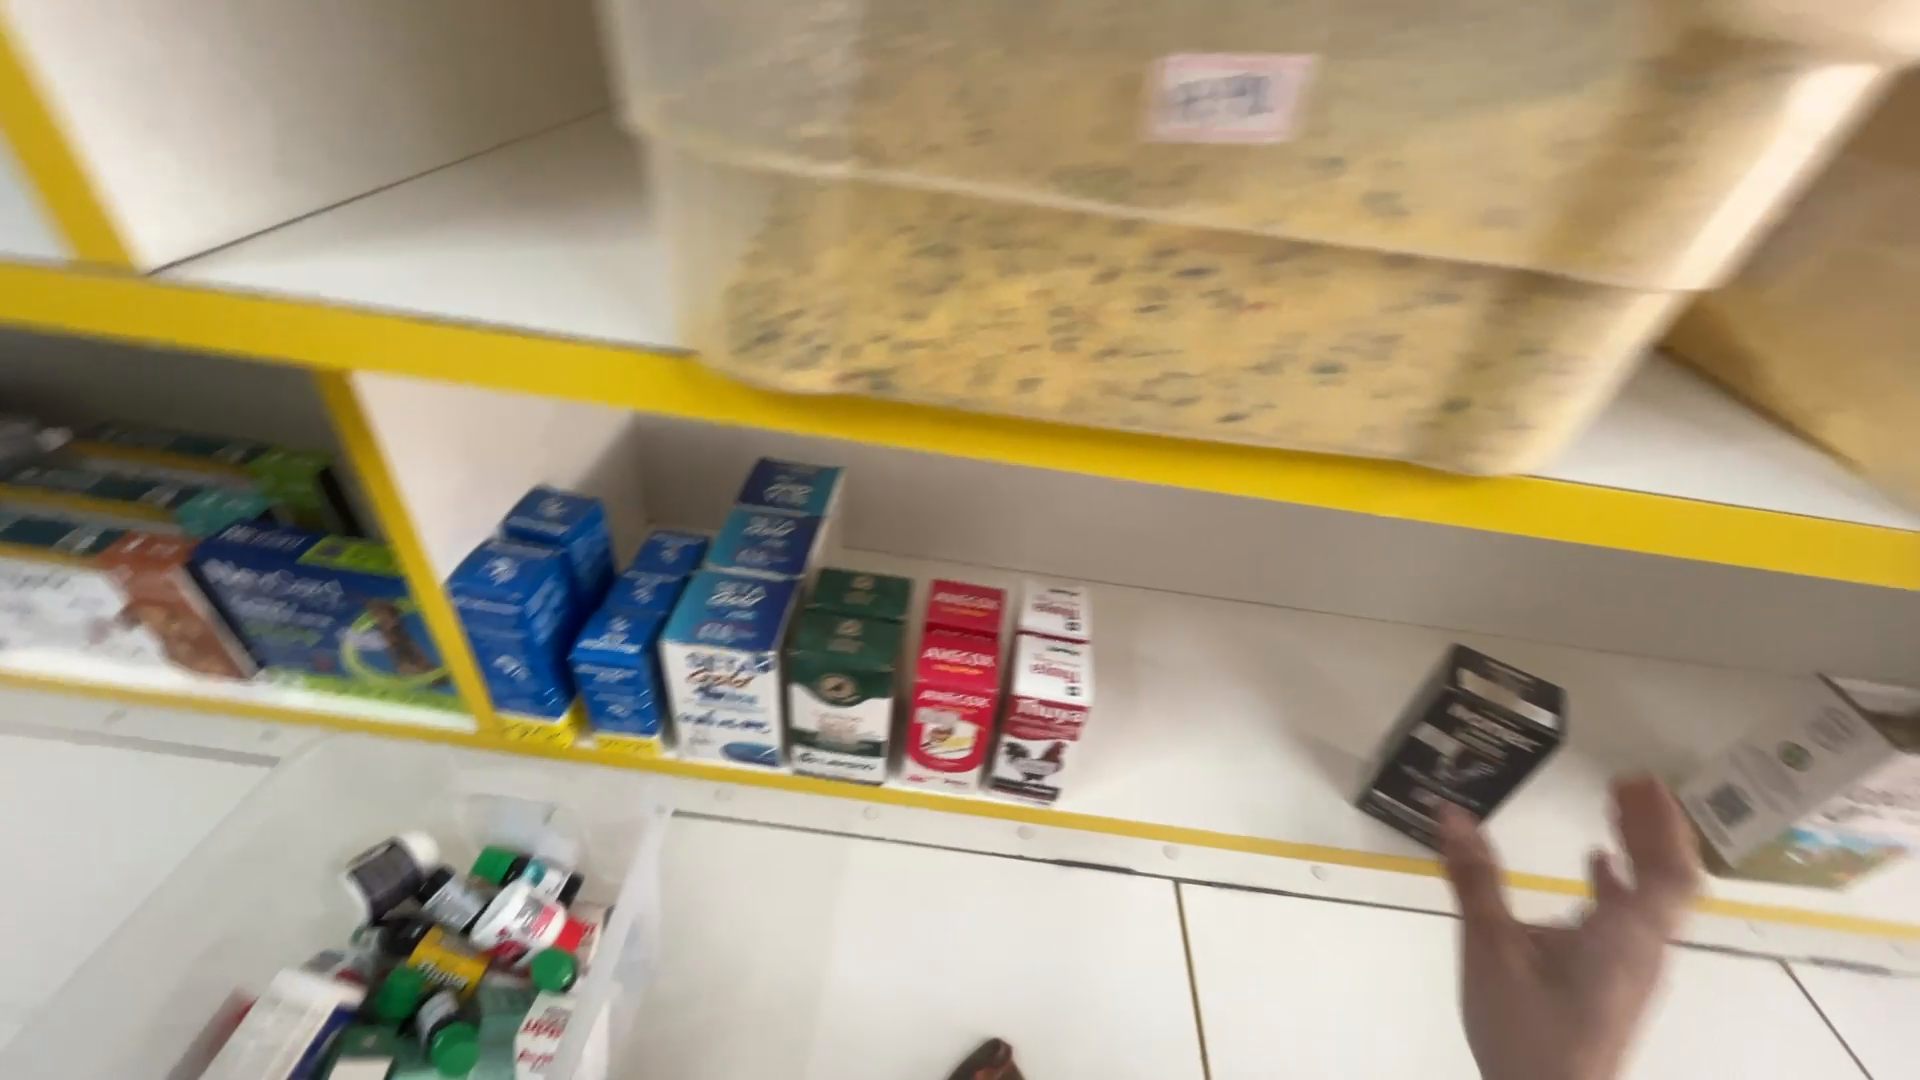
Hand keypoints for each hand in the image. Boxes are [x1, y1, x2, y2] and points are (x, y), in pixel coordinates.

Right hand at [1439, 777, 1703, 1079]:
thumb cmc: (1526, 1026)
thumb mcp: (1490, 946)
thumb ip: (1474, 878)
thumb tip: (1450, 812)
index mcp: (1623, 936)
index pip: (1668, 874)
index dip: (1662, 825)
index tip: (1639, 782)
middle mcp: (1641, 948)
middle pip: (1669, 881)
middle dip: (1653, 828)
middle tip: (1628, 783)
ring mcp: (1631, 966)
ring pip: (1654, 898)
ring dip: (1640, 850)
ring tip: (1614, 812)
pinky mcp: (1612, 978)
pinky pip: (1632, 916)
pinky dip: (1620, 881)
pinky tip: (1595, 865)